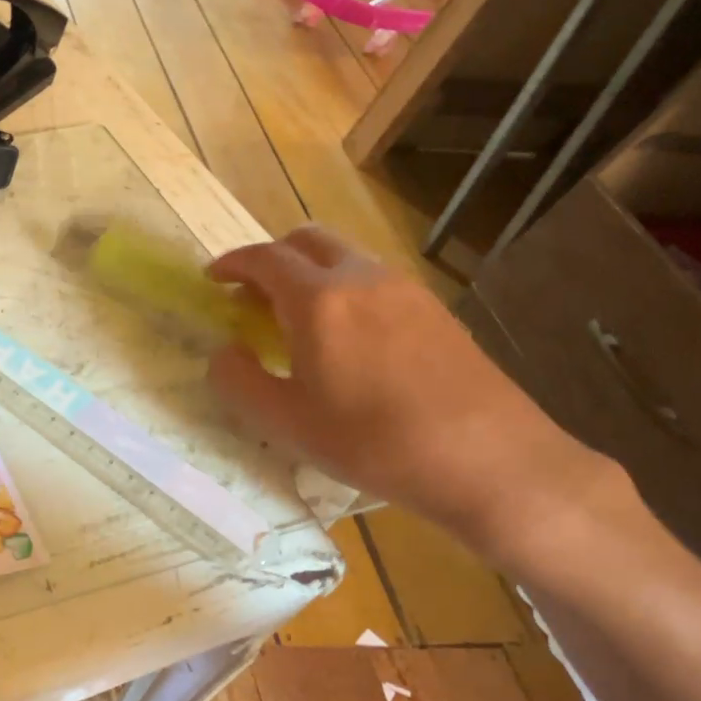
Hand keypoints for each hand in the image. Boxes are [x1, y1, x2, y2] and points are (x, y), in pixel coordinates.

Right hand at [205, 226, 605, 544]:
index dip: (232, 264)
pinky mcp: (436, 313)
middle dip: (272, 258)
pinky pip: (376, 283)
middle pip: (309, 241)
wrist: (488, 460)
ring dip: (311, 273)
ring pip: (347, 259)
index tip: (212, 279)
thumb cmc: (371, 441)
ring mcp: (407, 292)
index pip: (264, 259)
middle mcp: (363, 280)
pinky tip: (345, 339)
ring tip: (295, 319)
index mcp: (319, 300)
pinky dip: (344, 291)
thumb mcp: (284, 422)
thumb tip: (225, 351)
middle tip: (252, 295)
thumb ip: (238, 380)